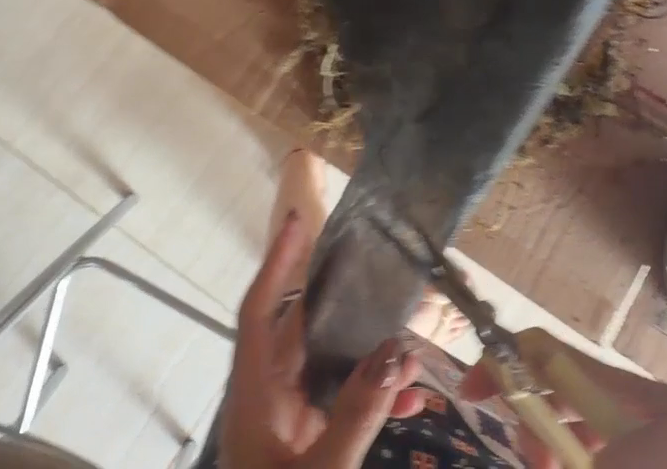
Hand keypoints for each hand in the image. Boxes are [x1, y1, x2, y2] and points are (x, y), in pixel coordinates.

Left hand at [220, 213, 426, 467]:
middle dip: (346, 308)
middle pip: (303, 333)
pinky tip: (411, 401)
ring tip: (413, 347)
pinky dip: (374, 401)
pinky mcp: (309, 445)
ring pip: (331, 370)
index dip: (276, 263)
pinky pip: (343, 407)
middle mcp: (268, 400)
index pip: (258, 312)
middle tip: (381, 275)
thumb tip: (394, 354)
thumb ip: (356, 415)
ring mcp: (289, 423)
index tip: (299, 221)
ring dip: (371, 360)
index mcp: (252, 397)